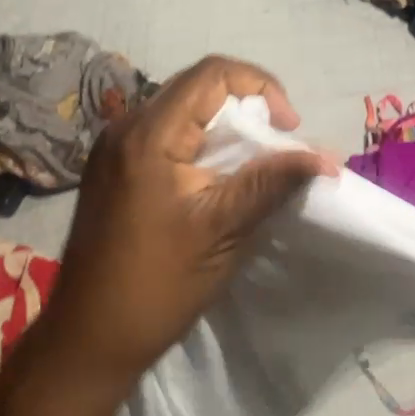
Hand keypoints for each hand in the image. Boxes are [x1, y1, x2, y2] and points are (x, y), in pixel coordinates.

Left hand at [0, 56, 335, 415]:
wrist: (86, 341)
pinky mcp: (110, 167)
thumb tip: (328, 157)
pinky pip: (163, 129)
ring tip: (252, 157)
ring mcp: (113, 146)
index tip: (287, 127)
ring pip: (180, 106)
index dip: (260, 86)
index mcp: (149, 134)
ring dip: (222, 121)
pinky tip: (215, 173)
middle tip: (277, 140)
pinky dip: (197, 138)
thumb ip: (272, 181)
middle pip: (196, 84)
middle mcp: (126, 126)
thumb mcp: (223, 230)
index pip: (212, 74)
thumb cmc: (157, 285)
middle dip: (245, 102)